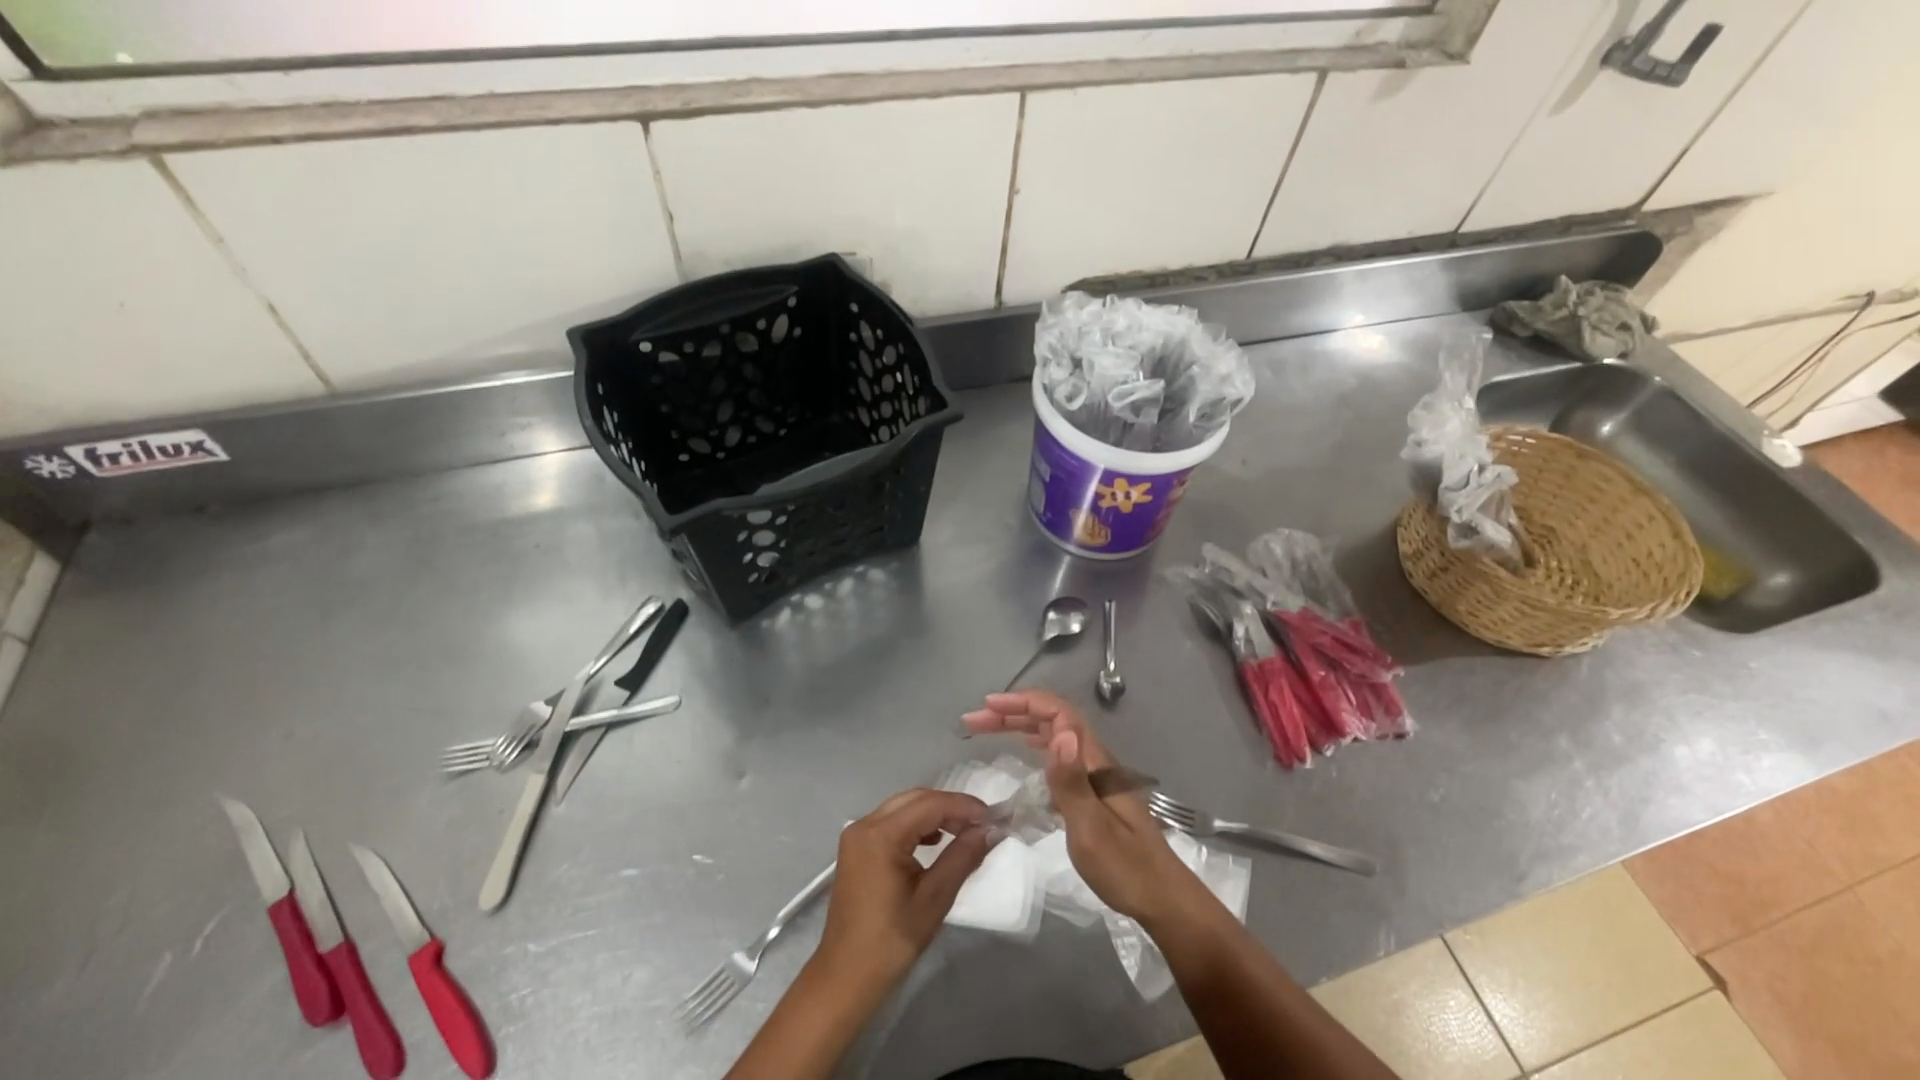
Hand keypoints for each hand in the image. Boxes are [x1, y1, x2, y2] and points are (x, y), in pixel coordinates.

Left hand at [814, 788, 992, 988]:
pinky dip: (915, 825)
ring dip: (934, 813)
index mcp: (881, 835)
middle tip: (982, 824)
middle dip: (951, 806)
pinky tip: (935, 841)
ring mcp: (856, 836)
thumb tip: (990, 831)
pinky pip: (890, 823)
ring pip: (902, 808)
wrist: (848, 975)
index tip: (995, 818)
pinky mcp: (855, 849)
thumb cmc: (893, 939)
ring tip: (964, 831)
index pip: (930, 804)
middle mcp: (864, 825)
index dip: (965, 807)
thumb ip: (963, 857)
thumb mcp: (935, 898)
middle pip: (915, 799)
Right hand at [961, 691, 1202, 921]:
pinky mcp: (1094, 795)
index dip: (1023, 703)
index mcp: (1097, 763)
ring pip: (1057, 737)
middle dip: (1014, 713)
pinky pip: (1060, 757)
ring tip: (988, 729)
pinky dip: (1035, 747)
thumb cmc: (1125, 868)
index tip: (987, 707)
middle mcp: (1097, 762)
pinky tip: (1024, 754)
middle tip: (974, 721)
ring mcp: (1097, 778)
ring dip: (1022, 727)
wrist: (1163, 900)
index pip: (1059, 714)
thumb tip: (1059, 733)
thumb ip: (1071, 782)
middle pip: (1054, 721)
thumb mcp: (1091, 830)